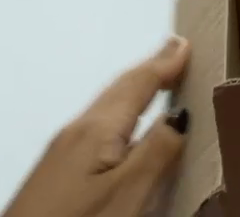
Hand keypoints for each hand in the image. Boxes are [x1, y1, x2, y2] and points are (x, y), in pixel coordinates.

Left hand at [4, 36, 190, 216]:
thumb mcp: (126, 197)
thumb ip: (156, 153)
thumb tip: (179, 112)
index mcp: (97, 129)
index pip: (138, 84)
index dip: (164, 64)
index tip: (186, 42)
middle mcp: (77, 130)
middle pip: (119, 89)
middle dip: (149, 69)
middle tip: (174, 51)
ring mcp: (61, 152)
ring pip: (107, 107)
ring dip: (134, 89)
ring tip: (155, 81)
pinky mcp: (54, 174)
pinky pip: (98, 124)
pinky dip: (120, 112)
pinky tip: (122, 129)